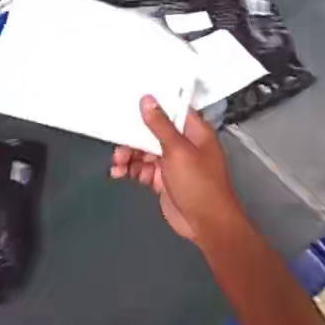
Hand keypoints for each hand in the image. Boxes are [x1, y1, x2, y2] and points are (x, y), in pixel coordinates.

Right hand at [110, 96, 246, 245]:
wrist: (207, 223)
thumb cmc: (200, 184)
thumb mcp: (178, 150)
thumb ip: (160, 125)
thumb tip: (148, 100)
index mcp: (195, 132)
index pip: (172, 110)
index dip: (153, 105)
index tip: (131, 103)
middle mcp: (184, 145)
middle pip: (153, 132)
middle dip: (134, 136)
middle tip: (119, 141)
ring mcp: (173, 163)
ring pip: (145, 152)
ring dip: (129, 155)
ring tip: (118, 163)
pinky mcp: (163, 180)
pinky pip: (142, 169)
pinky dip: (130, 170)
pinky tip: (119, 172)